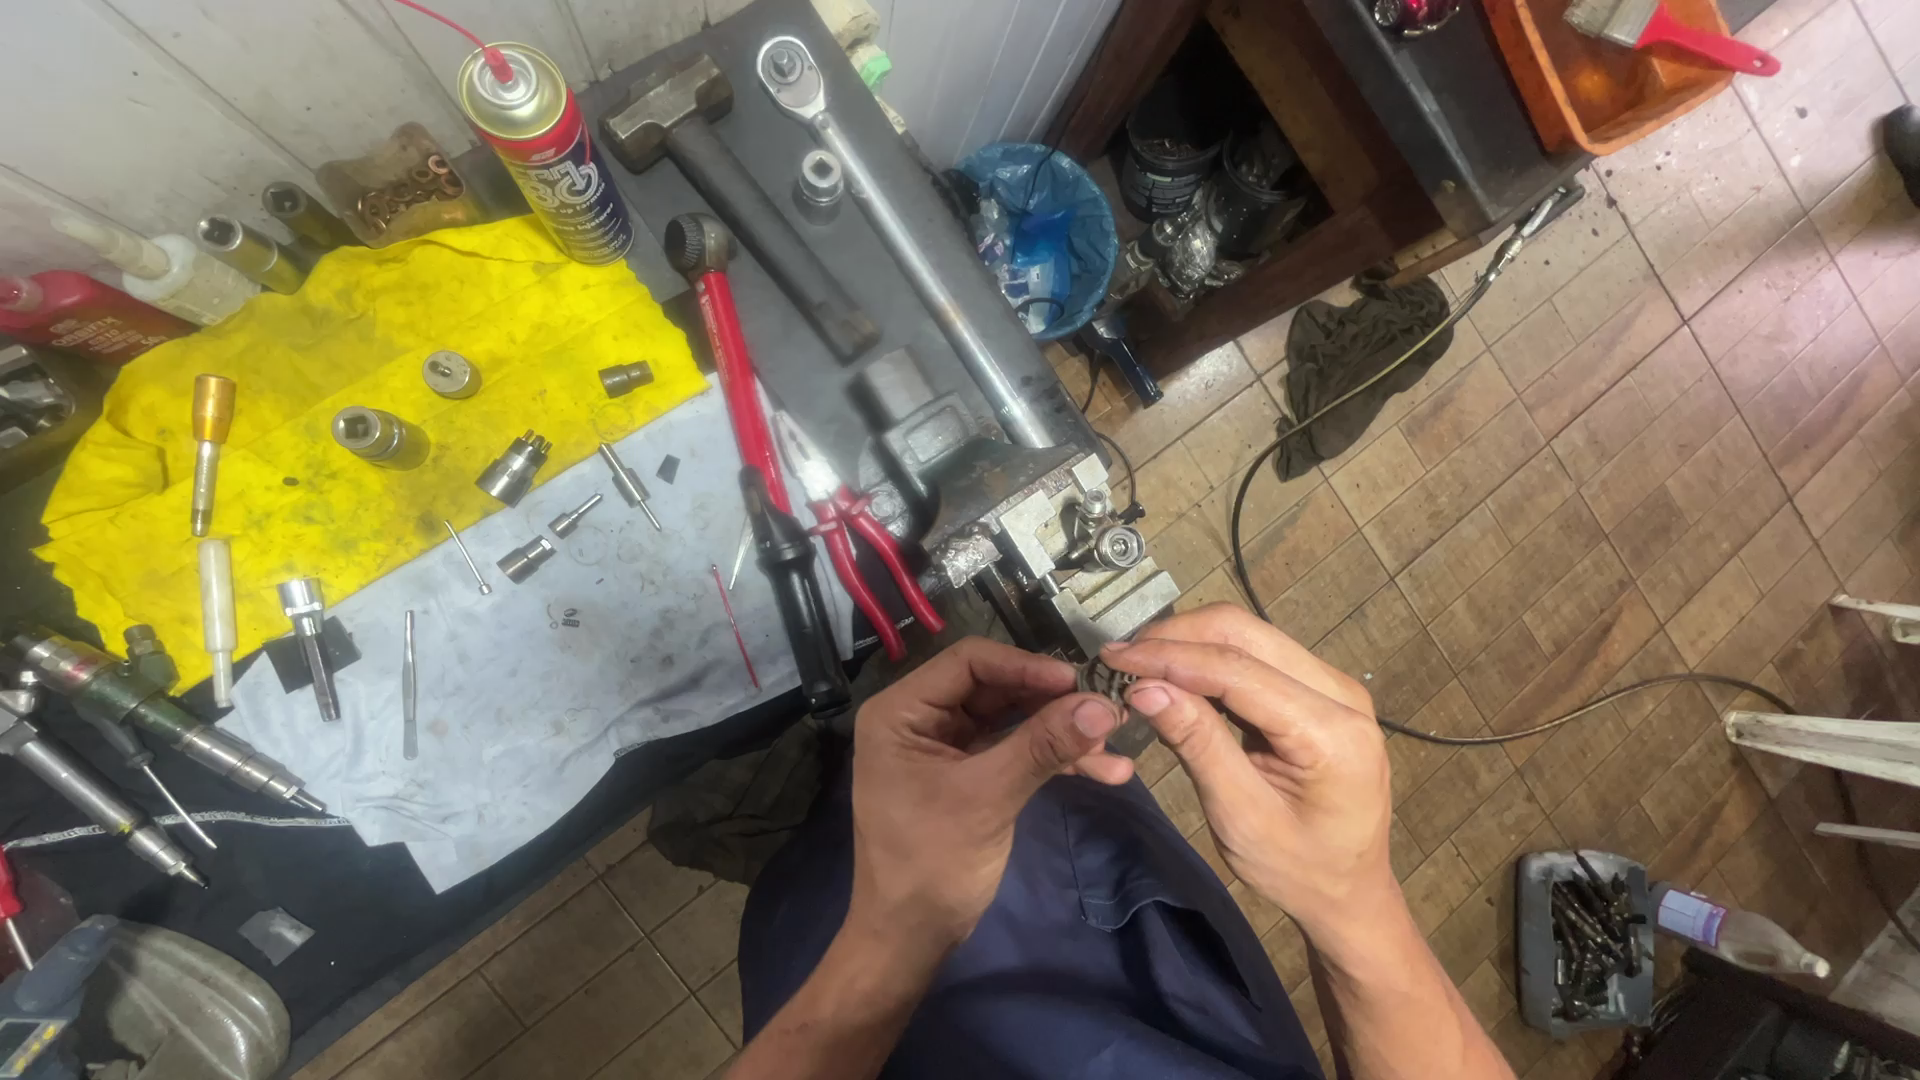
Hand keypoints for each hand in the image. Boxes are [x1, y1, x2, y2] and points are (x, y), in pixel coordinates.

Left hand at [847, 637, 1130, 950]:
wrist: (910, 940)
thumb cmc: (931, 863)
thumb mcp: (987, 797)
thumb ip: (1042, 746)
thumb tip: (1103, 705)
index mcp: (902, 710)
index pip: (969, 662)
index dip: (1024, 666)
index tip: (1076, 682)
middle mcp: (921, 718)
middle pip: (996, 688)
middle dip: (1051, 701)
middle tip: (1105, 709)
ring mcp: (946, 746)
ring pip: (1012, 720)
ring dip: (1061, 732)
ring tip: (1116, 743)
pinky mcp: (969, 774)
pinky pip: (1016, 751)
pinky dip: (1054, 759)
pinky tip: (1104, 772)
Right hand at [1101, 604, 1395, 932]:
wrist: (1349, 892)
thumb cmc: (1297, 868)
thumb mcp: (1238, 816)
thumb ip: (1196, 743)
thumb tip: (1144, 687)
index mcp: (1332, 732)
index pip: (1236, 669)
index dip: (1169, 657)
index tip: (1114, 658)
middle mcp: (1340, 692)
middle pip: (1244, 631)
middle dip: (1175, 637)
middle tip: (1121, 658)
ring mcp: (1331, 684)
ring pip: (1247, 631)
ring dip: (1187, 641)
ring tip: (1139, 663)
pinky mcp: (1316, 686)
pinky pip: (1254, 651)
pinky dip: (1206, 654)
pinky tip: (1173, 672)